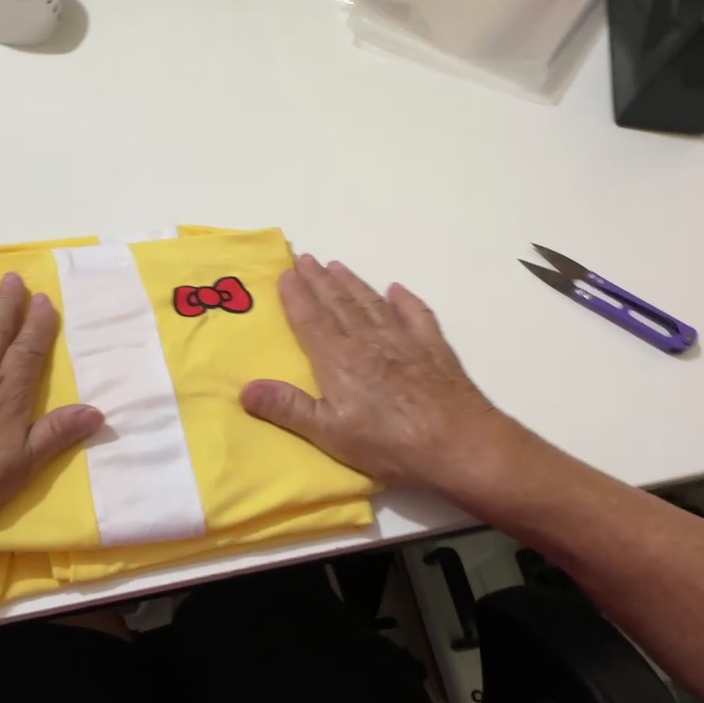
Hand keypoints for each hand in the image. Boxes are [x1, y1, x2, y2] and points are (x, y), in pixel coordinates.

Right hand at [240, 255, 528, 495]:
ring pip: (372, 303)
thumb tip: (246, 388)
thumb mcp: (329, 434)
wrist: (458, 443)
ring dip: (353, 284)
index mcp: (339, 360)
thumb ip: (288, 409)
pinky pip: (416, 315)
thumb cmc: (388, 443)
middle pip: (340, 304)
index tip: (286, 273)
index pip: (312, 320)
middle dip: (321, 281)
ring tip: (338, 266)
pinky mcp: (433, 350)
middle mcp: (369, 341)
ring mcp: (404, 341)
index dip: (297, 296)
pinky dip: (404, 300)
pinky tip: (397, 290)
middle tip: (306, 258)